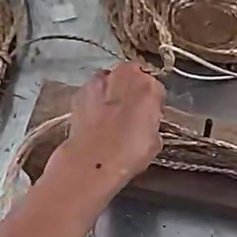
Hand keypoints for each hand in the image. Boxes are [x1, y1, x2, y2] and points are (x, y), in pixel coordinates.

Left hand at [53, 62, 163, 193]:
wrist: (94, 160)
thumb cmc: (129, 153)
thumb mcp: (155, 141)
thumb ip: (152, 123)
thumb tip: (146, 123)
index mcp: (149, 87)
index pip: (156, 89)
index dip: (153, 103)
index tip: (150, 116)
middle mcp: (125, 76)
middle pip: (132, 77)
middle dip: (132, 91)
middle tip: (131, 113)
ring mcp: (99, 82)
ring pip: (110, 81)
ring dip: (112, 93)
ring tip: (112, 116)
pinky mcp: (79, 92)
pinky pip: (92, 92)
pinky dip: (94, 101)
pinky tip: (96, 120)